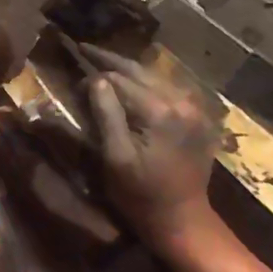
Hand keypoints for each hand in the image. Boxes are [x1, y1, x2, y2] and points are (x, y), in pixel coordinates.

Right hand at [85, 49, 221, 245]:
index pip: (119, 80)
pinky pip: (166, 87)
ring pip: (152, 75)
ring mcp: (192, 106)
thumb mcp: (116, 158)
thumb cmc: (143, 196)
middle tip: (85, 48)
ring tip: (104, 61)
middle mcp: (179, 100)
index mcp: (160, 110)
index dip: (95, 77)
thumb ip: (106, 114)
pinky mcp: (196, 115)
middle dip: (110, 60)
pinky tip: (131, 80)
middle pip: (138, 70)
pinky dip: (145, 81)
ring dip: (128, 69)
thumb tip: (96, 79)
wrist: (185, 223)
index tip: (76, 84)